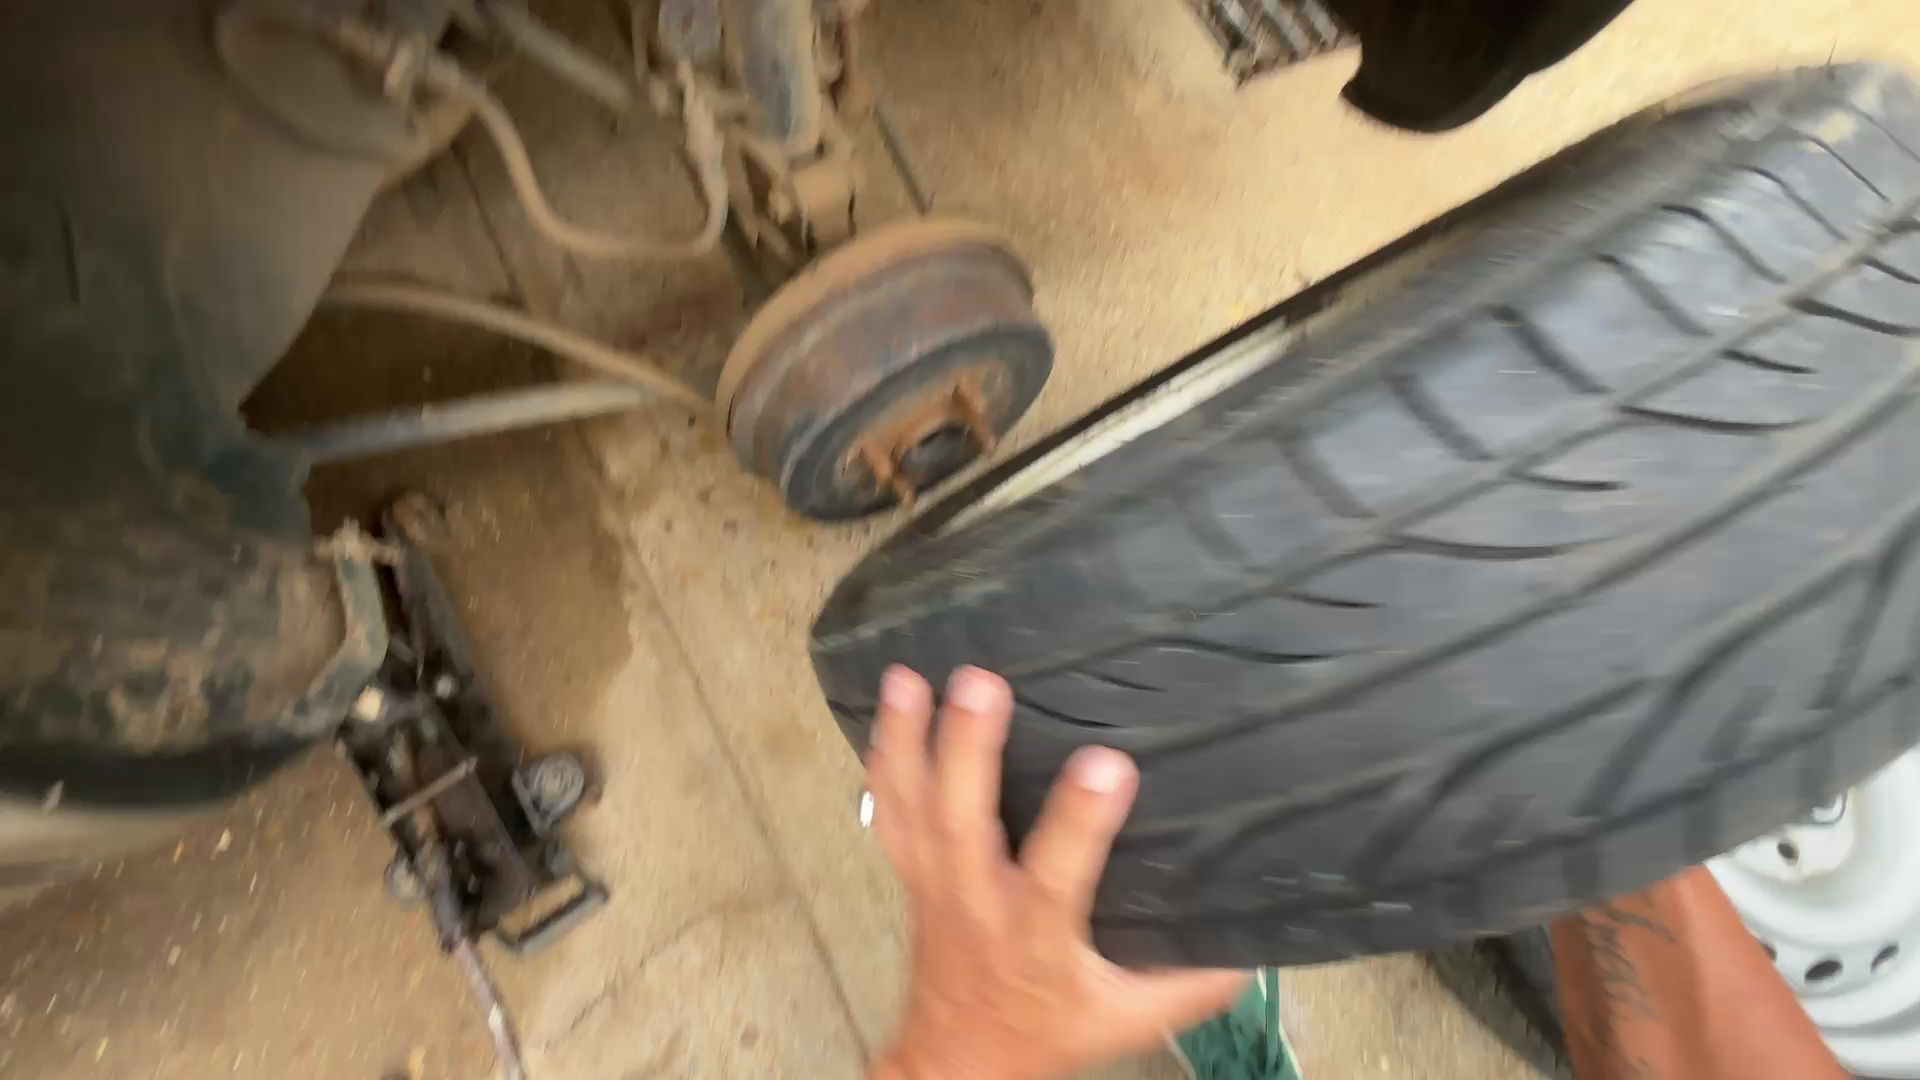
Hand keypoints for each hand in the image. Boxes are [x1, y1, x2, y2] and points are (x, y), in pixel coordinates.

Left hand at [865, 665, 1247, 1079]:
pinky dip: (885, 754)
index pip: (1058, 875)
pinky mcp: (912, 867)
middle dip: (969, 750)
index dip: (1081, 821)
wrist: (960, 1057)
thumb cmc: (1051, 1025)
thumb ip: (1189, 979)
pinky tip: (888, 702)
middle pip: (962, 822)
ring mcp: (932, 879)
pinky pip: (890, 807)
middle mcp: (975, 897)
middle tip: (980, 683)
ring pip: (913, 806)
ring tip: (909, 678)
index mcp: (1035, 933)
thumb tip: (1253, 932)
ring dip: (909, 739)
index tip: (1109, 762)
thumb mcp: (1130, 1019)